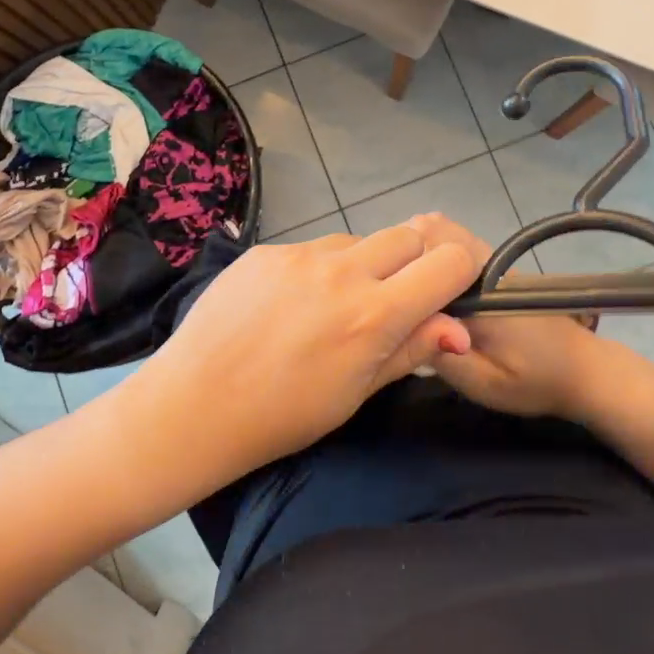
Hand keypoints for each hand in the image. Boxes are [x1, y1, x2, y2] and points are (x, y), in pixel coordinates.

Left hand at [112, 225, 478, 481]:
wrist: (193, 405)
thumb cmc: (283, 416)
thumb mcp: (356, 393)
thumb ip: (410, 349)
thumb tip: (459, 328)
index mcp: (374, 313)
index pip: (449, 262)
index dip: (459, 274)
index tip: (447, 295)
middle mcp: (342, 271)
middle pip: (408, 237)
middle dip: (413, 264)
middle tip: (391, 302)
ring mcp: (299, 255)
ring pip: (356, 241)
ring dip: (363, 265)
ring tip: (331, 309)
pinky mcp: (264, 250)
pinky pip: (311, 249)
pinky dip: (318, 269)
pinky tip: (290, 306)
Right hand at [402, 213, 608, 419]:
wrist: (585, 373)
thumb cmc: (534, 382)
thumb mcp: (483, 383)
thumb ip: (441, 356)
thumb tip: (398, 328)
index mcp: (480, 290)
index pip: (428, 251)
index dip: (397, 267)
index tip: (377, 295)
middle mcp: (484, 263)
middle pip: (432, 230)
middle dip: (402, 255)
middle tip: (386, 293)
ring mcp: (490, 260)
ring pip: (441, 231)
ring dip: (416, 255)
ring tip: (401, 292)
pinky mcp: (493, 266)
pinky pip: (453, 244)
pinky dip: (431, 258)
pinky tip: (424, 292)